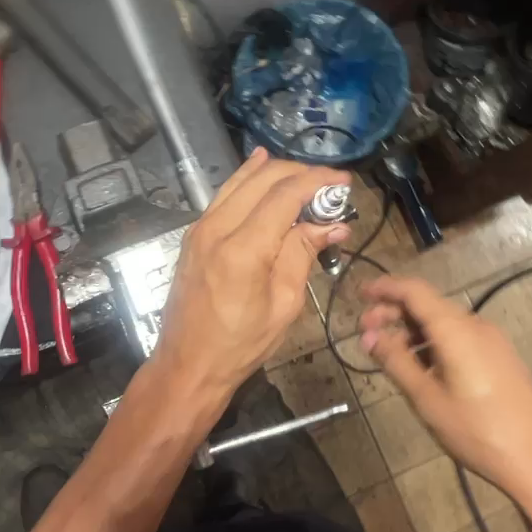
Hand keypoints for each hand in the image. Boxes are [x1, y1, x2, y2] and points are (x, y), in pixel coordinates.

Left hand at [152, 149, 349, 396]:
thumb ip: (303, 254)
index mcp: (242, 249)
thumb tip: (332, 224)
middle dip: (300, 174)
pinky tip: (262, 169)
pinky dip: (248, 179)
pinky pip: (224, 194)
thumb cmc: (241, 344)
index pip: (285, 195)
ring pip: (240, 181)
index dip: (317, 182)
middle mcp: (217, 228)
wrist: (188, 363)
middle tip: (329, 185)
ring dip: (275, 172)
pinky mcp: (194, 234)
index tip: (344, 181)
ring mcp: (200, 228)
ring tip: (306, 177)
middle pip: (263, 179)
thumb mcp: (284, 304)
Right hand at [358, 275, 531, 508]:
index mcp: (456, 329)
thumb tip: (368, 336)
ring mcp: (492, 342)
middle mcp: (476, 326)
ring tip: (390, 355)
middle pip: (428, 305)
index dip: (385, 288)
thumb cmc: (478, 431)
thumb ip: (396, 362)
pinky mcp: (501, 358)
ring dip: (412, 331)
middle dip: (394, 313)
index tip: (360, 295)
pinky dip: (433, 342)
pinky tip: (422, 368)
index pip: (414, 291)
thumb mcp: (427, 399)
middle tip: (366, 333)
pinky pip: (459, 337)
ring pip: (443, 322)